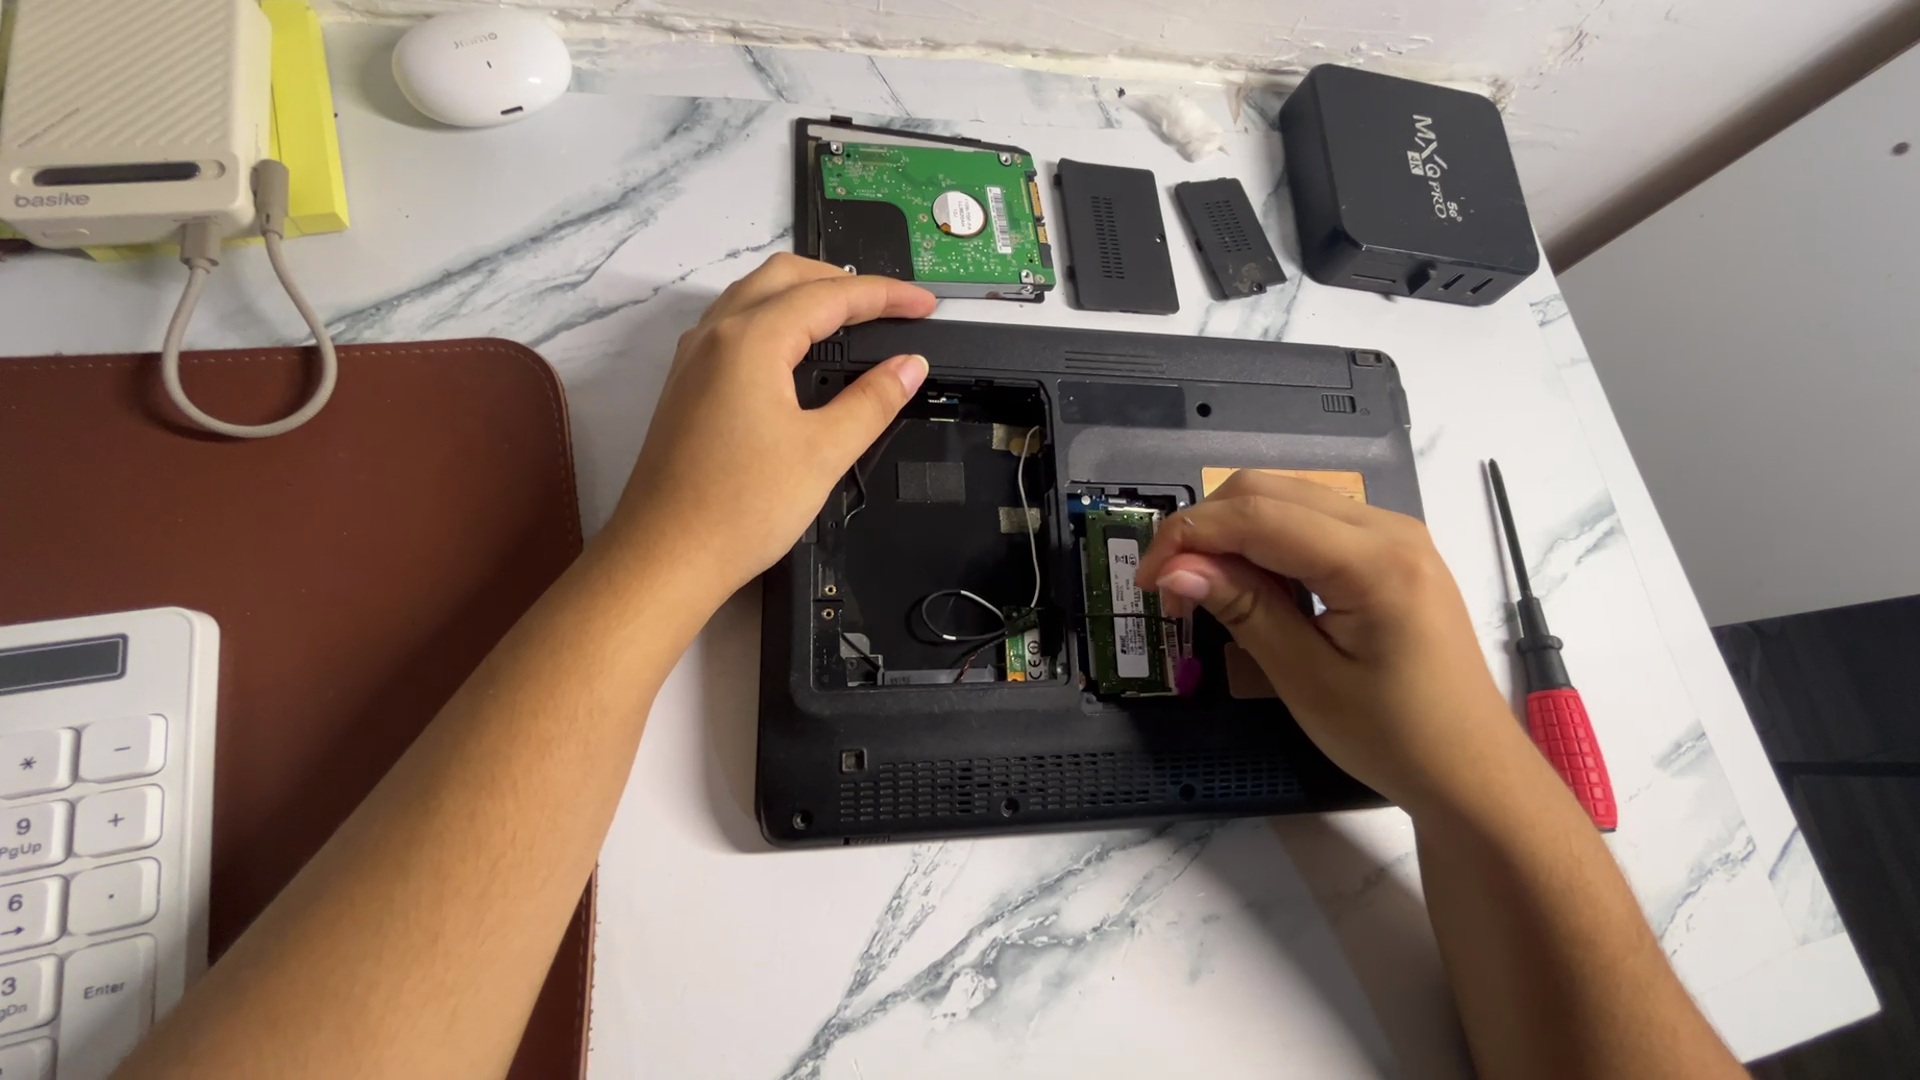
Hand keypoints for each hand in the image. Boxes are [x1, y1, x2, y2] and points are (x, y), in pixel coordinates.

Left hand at [606, 254, 935, 596]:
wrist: (666, 556)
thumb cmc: (744, 507)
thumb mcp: (824, 452)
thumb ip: (873, 401)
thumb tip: (909, 365)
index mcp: (750, 340)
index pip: (829, 296)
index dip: (884, 295)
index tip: (924, 305)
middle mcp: (715, 335)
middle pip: (784, 277)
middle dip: (842, 281)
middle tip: (889, 305)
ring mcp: (694, 358)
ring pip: (754, 296)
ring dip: (804, 293)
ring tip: (850, 317)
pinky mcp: (686, 385)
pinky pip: (734, 325)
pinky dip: (776, 318)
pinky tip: (796, 352)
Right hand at [1135, 471, 1528, 813]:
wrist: (1473, 772)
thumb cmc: (1392, 737)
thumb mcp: (1305, 678)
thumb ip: (1242, 608)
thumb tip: (1174, 568)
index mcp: (1374, 561)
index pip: (1256, 516)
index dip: (1188, 537)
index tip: (1147, 581)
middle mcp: (1388, 527)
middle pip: (1267, 490)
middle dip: (1204, 527)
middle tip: (1172, 586)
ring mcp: (1393, 534)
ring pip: (1285, 497)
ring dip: (1231, 531)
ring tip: (1204, 587)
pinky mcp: (1390, 550)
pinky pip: (1309, 520)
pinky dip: (1263, 540)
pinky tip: (1250, 582)